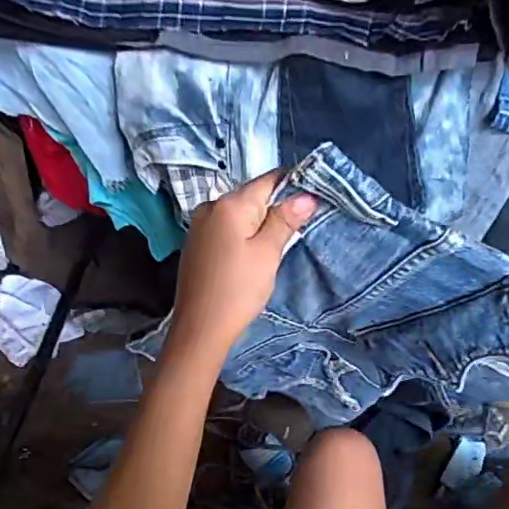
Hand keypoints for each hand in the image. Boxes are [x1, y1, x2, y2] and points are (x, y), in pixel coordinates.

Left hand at [167, 170, 317, 358]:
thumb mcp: (267, 254)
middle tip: (296, 233)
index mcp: (229, 204)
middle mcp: (210, 206)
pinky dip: (243, 236)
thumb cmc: (238, 290)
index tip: (312, 201)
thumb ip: (284, 221)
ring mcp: (200, 225)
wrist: (201, 327)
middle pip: (252, 197)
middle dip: (275, 209)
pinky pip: (226, 229)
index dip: (292, 186)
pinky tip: (250, 258)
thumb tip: (306, 196)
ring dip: (259, 225)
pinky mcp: (196, 244)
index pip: (267, 181)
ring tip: (274, 249)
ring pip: (239, 215)